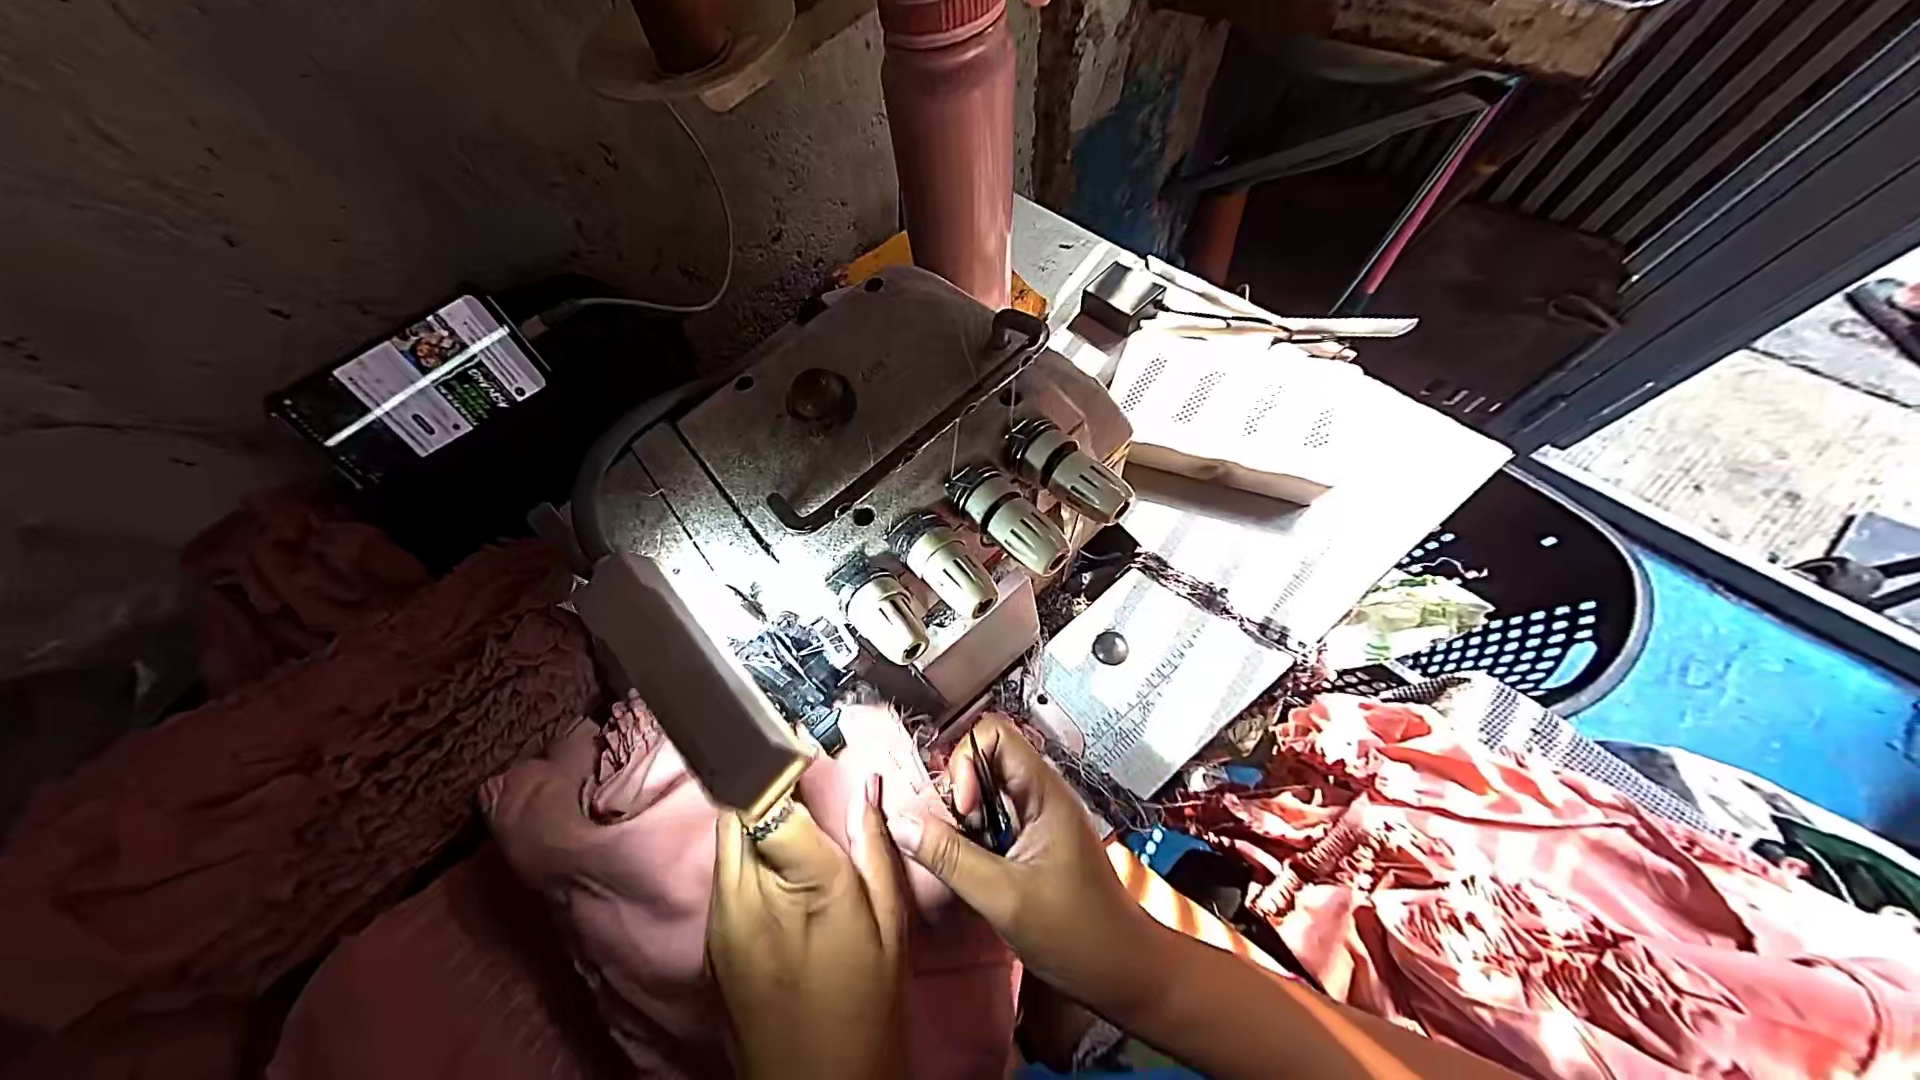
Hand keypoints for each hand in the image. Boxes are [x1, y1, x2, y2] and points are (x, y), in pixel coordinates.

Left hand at [708, 775, 907, 1079]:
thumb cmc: (867, 1009)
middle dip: (766, 781)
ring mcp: (719, 924)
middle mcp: (742, 900)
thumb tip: (868, 786)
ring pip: (727, 837)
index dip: (779, 759)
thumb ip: (875, 847)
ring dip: (754, 812)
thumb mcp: (888, 926)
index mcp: (797, 889)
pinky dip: (749, 848)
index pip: (767, 799)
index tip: (797, 733)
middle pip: (737, 811)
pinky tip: (780, 858)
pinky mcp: (712, 943)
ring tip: (794, 806)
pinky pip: (726, 871)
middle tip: (800, 767)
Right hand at [885, 714, 1165, 1013]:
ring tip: (964, 856)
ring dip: (963, 818)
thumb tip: (901, 823)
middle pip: (984, 759)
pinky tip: (975, 868)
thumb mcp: (1004, 897)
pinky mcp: (1032, 838)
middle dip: (958, 792)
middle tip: (953, 835)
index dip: (967, 760)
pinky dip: (974, 836)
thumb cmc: (1077, 935)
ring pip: (985, 790)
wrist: (1123, 971)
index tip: (962, 809)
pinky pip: (992, 817)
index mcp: (1044, 791)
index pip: (995, 734)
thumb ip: (950, 858)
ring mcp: (1038, 815)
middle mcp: (1041, 793)